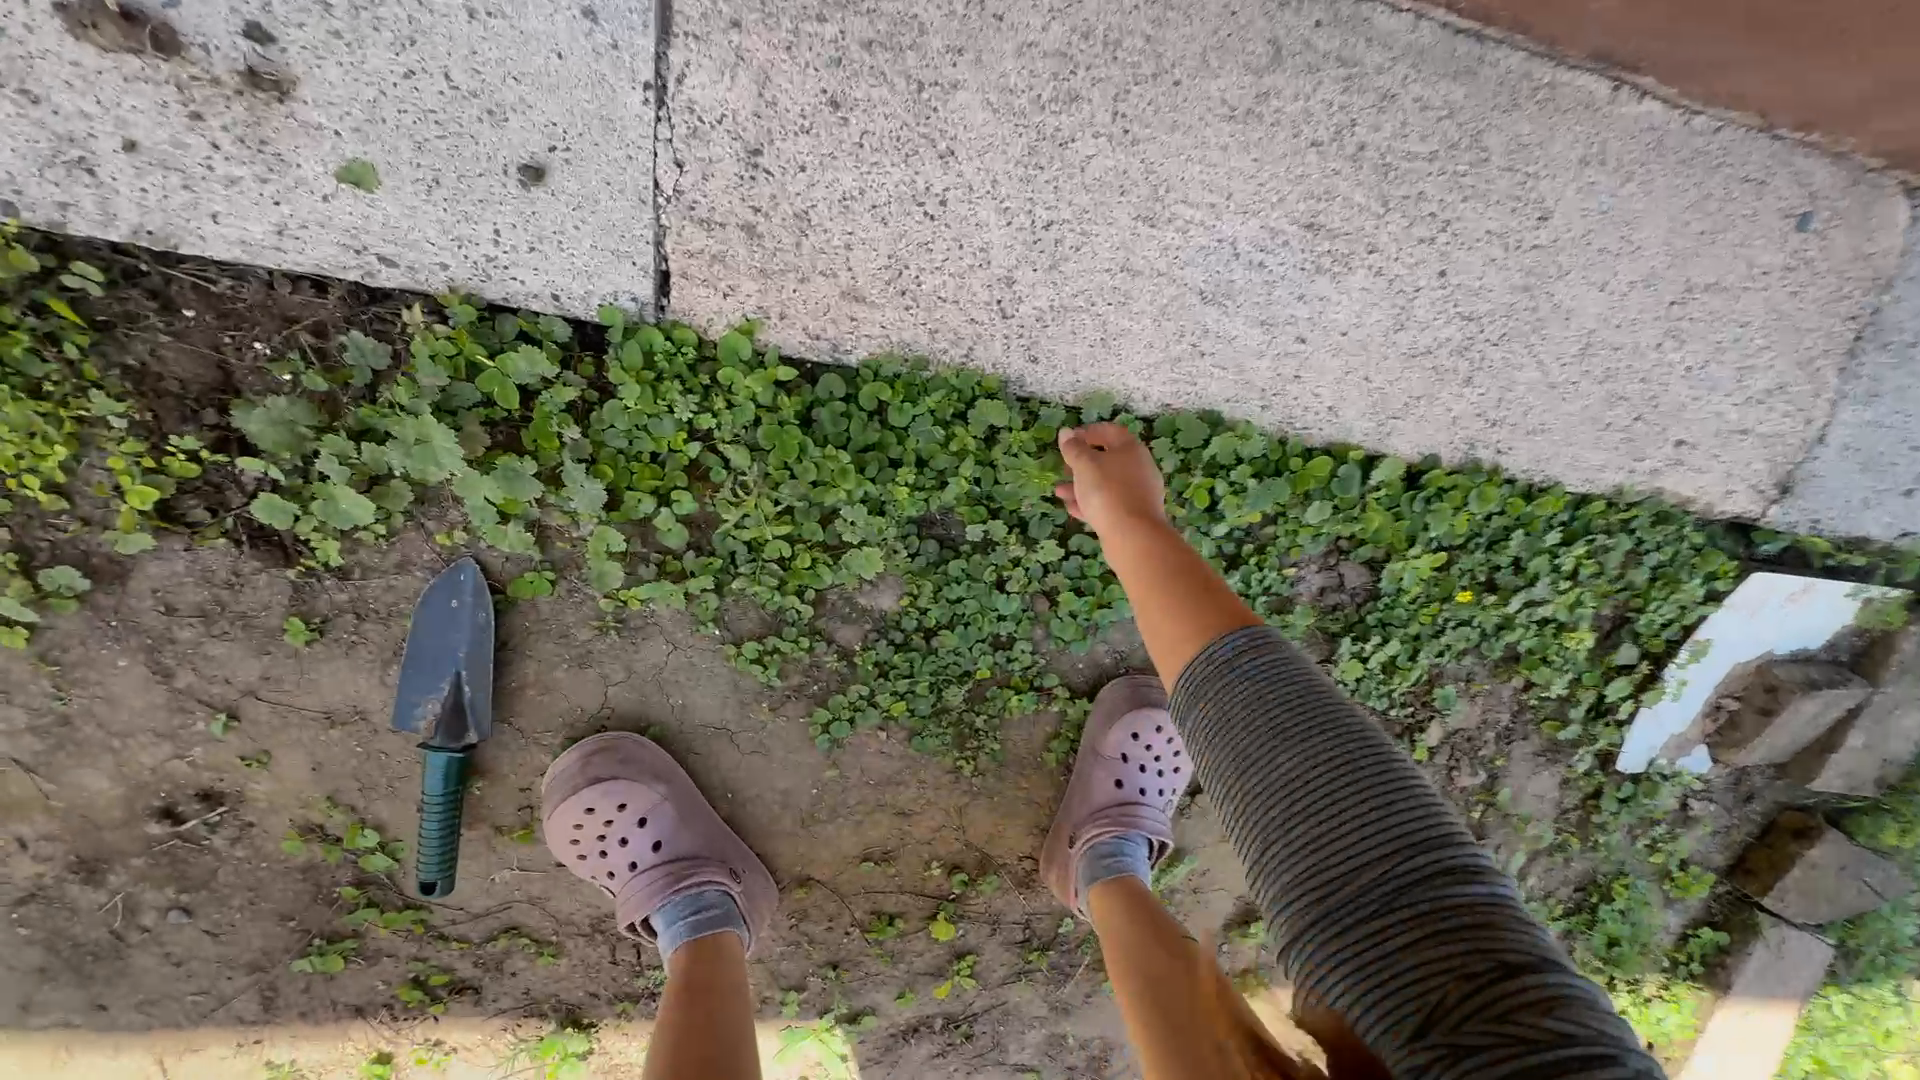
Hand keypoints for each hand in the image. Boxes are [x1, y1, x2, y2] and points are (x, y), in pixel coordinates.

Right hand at [1054, 422, 1168, 536]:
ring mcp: (1137, 494)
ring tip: (1059, 491)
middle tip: (1064, 466)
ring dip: (1081, 485)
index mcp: (1131, 449)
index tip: (1069, 438)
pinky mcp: (1133, 515)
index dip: (1089, 432)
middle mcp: (1139, 469)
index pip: (1110, 432)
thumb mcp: (1085, 465)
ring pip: (1106, 484)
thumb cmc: (1107, 491)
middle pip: (1108, 459)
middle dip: (1082, 463)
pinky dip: (1090, 503)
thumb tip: (1066, 432)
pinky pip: (1109, 504)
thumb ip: (1073, 448)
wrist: (1133, 535)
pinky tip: (1072, 508)